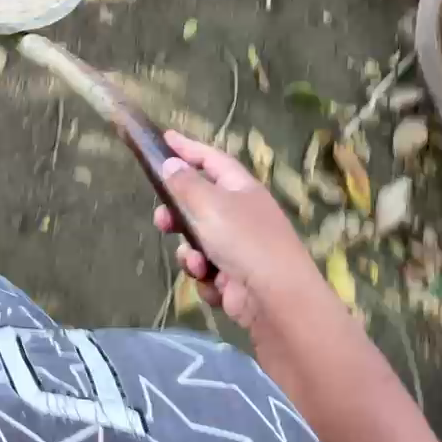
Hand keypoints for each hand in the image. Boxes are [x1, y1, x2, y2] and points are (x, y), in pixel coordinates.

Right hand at [153, 130, 324, 330]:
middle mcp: (243, 215)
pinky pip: (207, 269)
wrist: (280, 303)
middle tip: (161, 220)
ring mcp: (241, 249)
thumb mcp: (209, 204)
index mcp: (242, 190)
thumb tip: (170, 164)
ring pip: (198, 240)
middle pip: (199, 204)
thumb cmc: (245, 242)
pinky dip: (205, 276)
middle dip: (177, 213)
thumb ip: (184, 182)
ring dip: (189, 252)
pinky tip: (212, 283)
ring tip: (195, 263)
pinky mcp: (237, 279)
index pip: (211, 160)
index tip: (164, 138)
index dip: (188, 148)